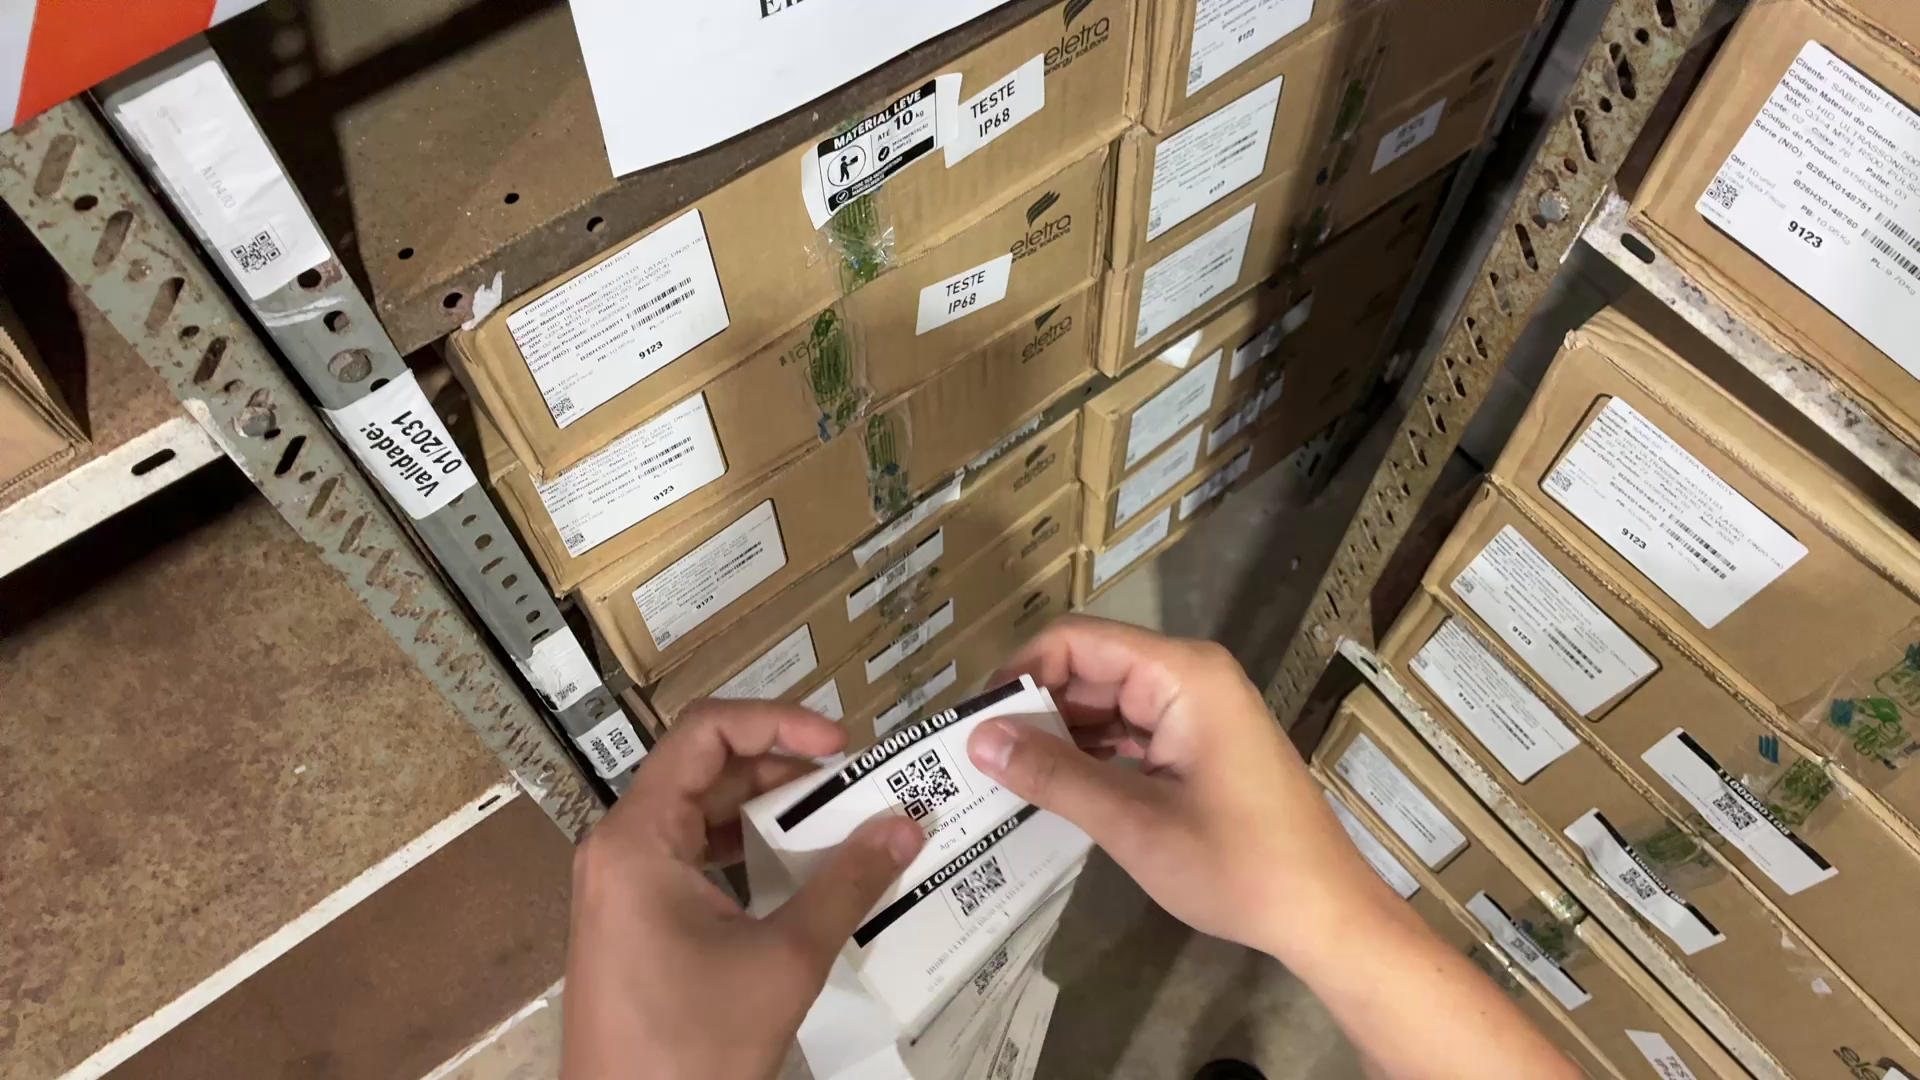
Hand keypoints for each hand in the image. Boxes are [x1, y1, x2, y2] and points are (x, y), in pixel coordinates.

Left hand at [563, 701, 924, 1079]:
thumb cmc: (694, 1050)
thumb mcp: (785, 959)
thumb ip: (849, 883)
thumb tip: (907, 826)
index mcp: (639, 836)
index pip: (706, 730)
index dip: (777, 721)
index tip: (838, 745)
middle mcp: (623, 844)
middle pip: (707, 767)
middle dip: (784, 767)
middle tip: (851, 784)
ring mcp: (626, 881)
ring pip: (703, 808)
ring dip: (770, 806)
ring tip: (833, 819)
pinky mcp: (638, 914)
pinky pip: (697, 850)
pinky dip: (749, 844)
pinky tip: (795, 866)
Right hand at [964, 615, 1386, 961]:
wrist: (1329, 915)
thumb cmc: (1239, 865)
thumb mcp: (1133, 822)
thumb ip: (1053, 773)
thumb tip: (978, 739)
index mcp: (1180, 673)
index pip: (1077, 640)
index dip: (1022, 670)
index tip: (979, 718)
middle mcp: (1186, 673)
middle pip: (1090, 666)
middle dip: (1037, 706)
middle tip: (983, 753)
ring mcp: (1193, 704)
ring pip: (1105, 698)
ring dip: (1060, 731)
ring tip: (1008, 770)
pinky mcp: (1195, 734)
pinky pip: (1128, 725)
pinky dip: (1091, 749)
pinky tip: (1057, 780)